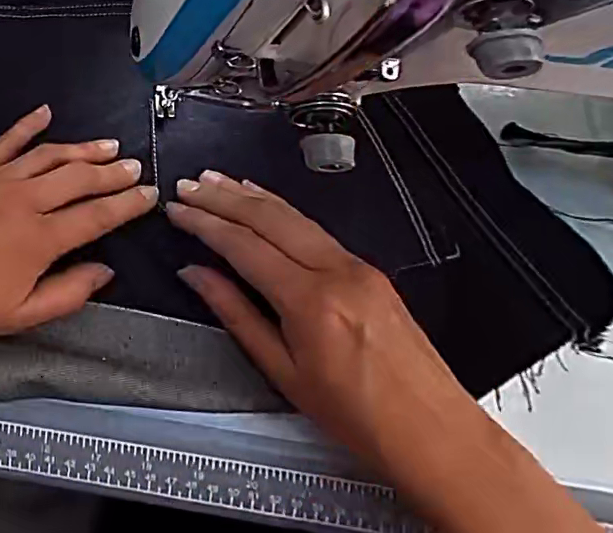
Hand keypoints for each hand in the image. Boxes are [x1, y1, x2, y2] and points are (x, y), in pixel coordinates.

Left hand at [0, 105, 156, 345]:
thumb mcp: (17, 316)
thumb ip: (68, 293)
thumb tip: (105, 271)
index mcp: (39, 239)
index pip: (97, 215)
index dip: (128, 204)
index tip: (149, 194)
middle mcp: (26, 201)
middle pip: (81, 179)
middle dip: (114, 172)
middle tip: (136, 166)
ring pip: (53, 155)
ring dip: (85, 148)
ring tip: (109, 145)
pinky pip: (8, 140)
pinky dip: (29, 125)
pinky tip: (46, 112)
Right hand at [164, 172, 473, 477]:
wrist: (433, 432)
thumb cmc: (361, 417)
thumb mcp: (285, 374)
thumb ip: (236, 315)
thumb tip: (199, 277)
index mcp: (311, 302)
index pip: (244, 245)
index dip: (205, 223)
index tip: (179, 210)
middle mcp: (335, 271)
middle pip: (267, 217)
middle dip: (222, 196)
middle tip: (189, 185)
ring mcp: (355, 264)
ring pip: (292, 214)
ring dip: (249, 194)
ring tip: (216, 180)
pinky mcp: (367, 267)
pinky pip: (314, 227)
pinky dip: (281, 208)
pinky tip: (263, 199)